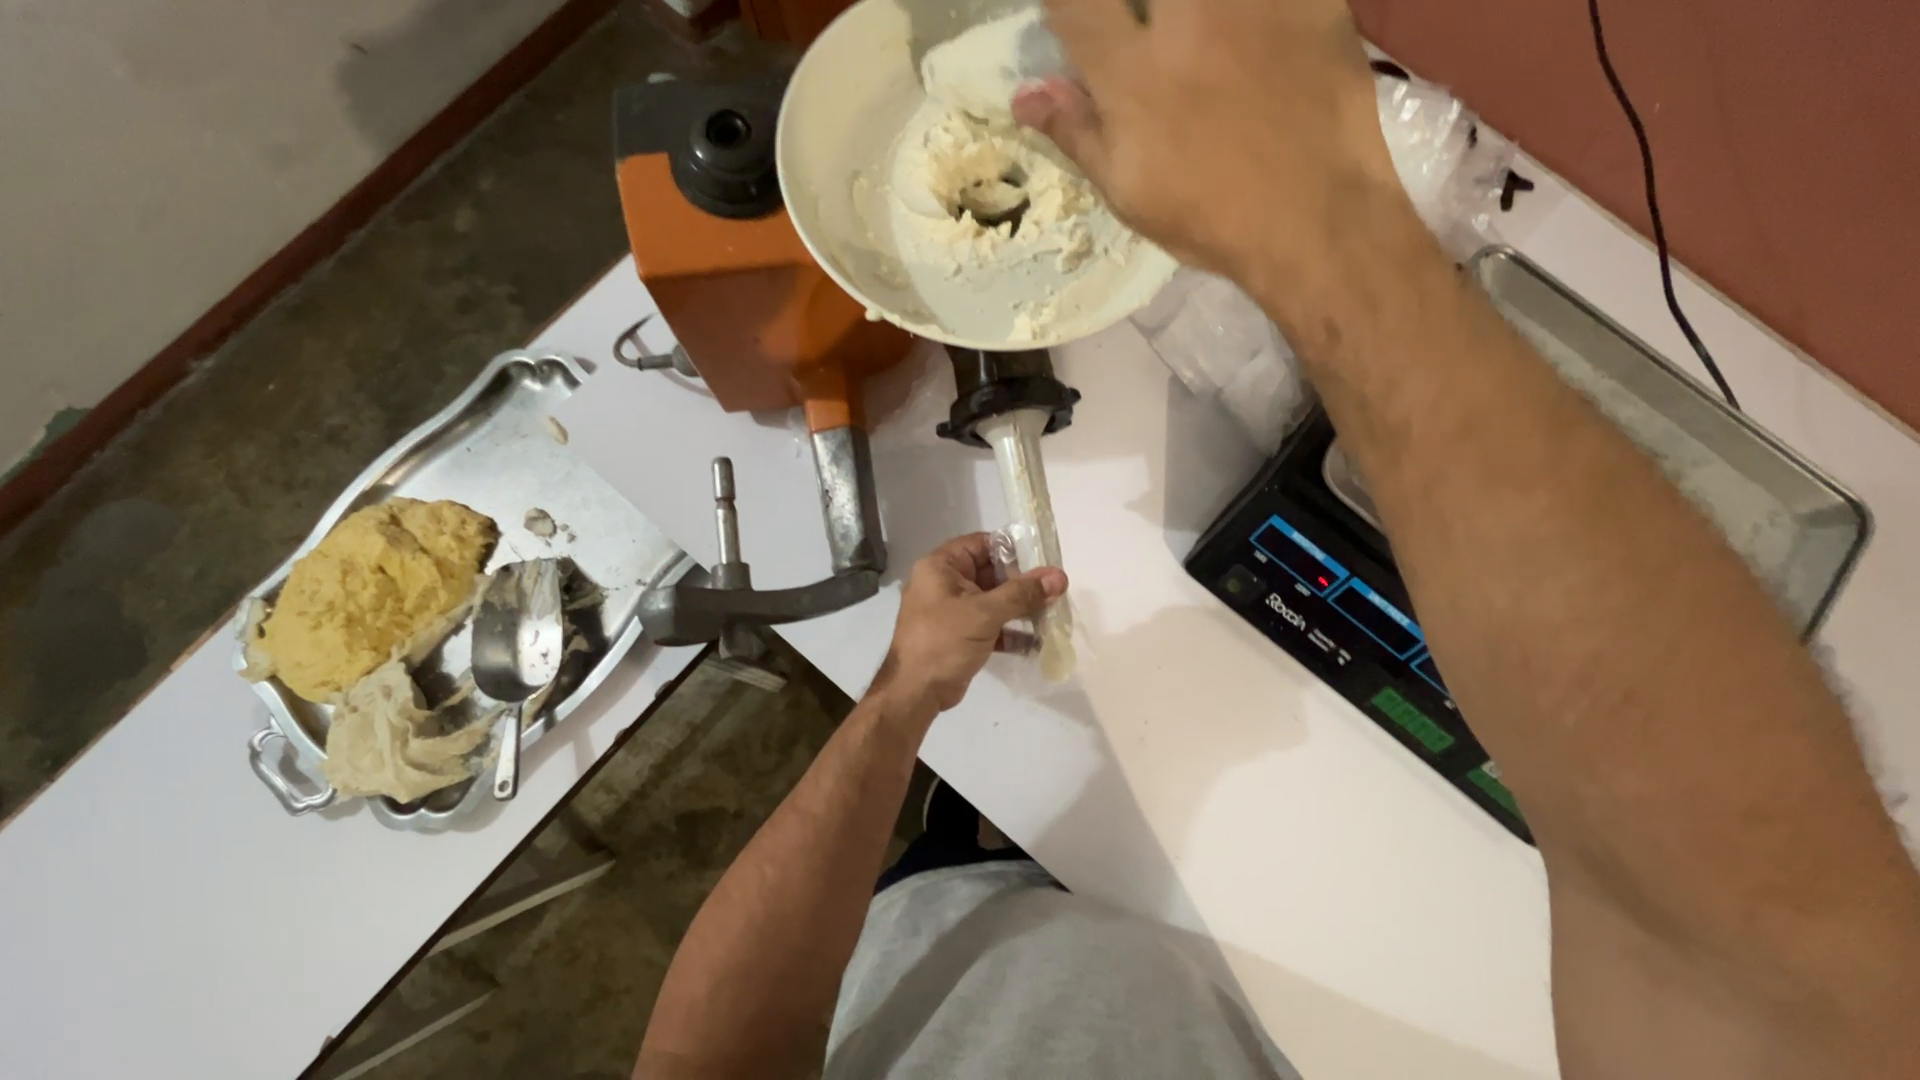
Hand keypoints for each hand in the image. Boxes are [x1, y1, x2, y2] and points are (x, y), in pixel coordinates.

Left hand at [871, 534, 1068, 718]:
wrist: (915, 692)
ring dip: (1021, 608)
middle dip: (1023, 584)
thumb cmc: (944, 642)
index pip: (982, 544)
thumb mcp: (984, 613)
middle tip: (1055, 590)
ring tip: (1052, 614)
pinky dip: (1011, 632)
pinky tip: (1037, 642)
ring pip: (994, 601)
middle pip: (991, 573)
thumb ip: (1023, 593)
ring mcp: (952, 611)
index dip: (1012, 550)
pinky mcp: (961, 635)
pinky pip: (991, 626)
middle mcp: (945, 583)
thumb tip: (1059, 576)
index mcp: (941, 566)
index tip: (1044, 560)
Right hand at [1011, 0, 1412, 287]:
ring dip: (1194, 14)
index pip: (1072, 4)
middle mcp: (1186, 21)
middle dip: (1131, 6)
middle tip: (1143, 33)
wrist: (1315, 222)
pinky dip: (1257, 8)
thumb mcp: (1129, 192)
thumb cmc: (1211, 219)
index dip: (1065, 6)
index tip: (1076, 19)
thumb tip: (1022, 97)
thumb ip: (1076, 133)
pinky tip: (1250, 34)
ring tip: (1200, 42)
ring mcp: (1250, 3)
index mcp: (1133, 76)